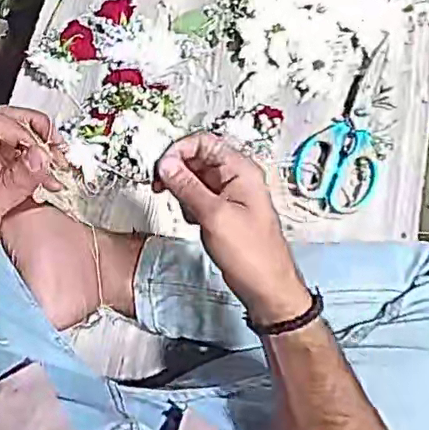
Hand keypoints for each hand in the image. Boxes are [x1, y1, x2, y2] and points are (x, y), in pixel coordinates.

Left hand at [0, 107, 62, 323]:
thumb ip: (11, 184)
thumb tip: (41, 156)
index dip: (23, 133)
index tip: (44, 152)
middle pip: (7, 129)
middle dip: (36, 135)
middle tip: (58, 148)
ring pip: (18, 151)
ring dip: (41, 156)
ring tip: (60, 168)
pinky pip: (21, 175)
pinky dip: (39, 176)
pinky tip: (52, 185)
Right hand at [154, 132, 309, 323]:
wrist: (266, 287)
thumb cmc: (253, 255)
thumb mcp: (214, 215)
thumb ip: (187, 186)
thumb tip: (167, 164)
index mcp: (241, 170)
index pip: (204, 142)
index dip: (179, 150)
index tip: (162, 165)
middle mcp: (237, 177)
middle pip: (197, 158)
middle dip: (177, 170)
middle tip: (161, 184)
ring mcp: (230, 194)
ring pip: (195, 177)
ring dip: (182, 189)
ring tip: (184, 207)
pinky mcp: (223, 209)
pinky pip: (198, 195)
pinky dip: (189, 203)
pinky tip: (191, 217)